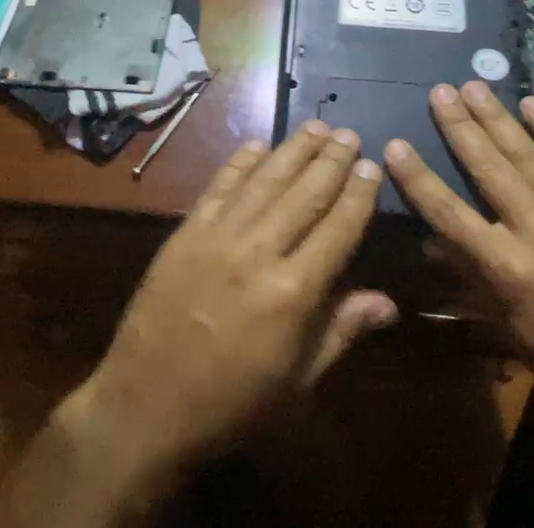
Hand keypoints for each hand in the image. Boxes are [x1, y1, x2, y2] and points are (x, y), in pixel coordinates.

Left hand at [65, 120, 393, 480]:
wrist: (145, 406)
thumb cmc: (231, 404)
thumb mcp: (297, 382)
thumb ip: (341, 332)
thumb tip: (388, 302)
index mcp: (294, 293)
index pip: (338, 229)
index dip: (358, 195)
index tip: (372, 166)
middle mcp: (258, 253)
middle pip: (304, 195)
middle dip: (331, 161)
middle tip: (350, 133)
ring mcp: (217, 238)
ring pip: (263, 182)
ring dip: (292, 151)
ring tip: (316, 128)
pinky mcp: (185, 234)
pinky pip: (218, 189)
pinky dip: (239, 164)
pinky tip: (257, 145)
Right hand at [383, 82, 533, 426]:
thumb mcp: (511, 330)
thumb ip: (471, 281)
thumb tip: (431, 243)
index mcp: (508, 272)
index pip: (451, 215)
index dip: (420, 179)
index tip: (395, 144)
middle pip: (490, 171)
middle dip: (461, 128)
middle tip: (439, 92)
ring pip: (529, 157)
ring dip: (498, 119)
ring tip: (472, 86)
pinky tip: (532, 102)